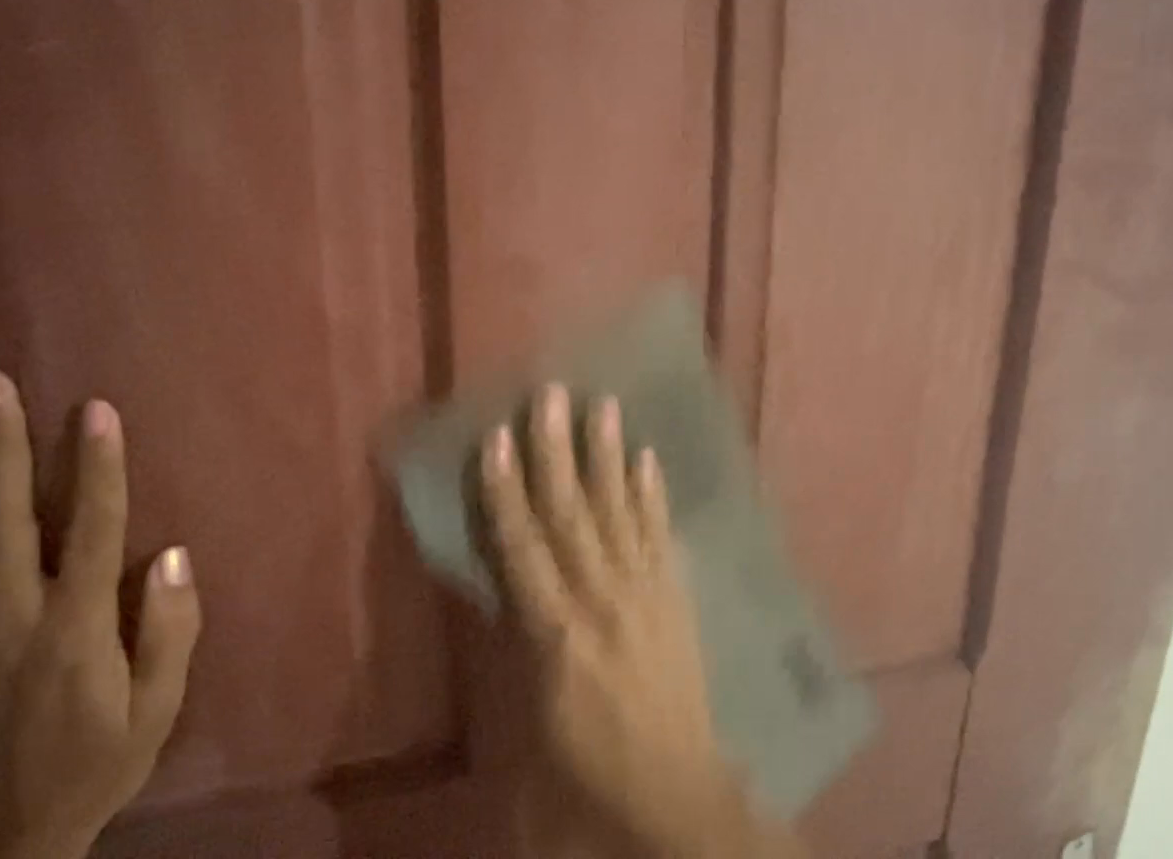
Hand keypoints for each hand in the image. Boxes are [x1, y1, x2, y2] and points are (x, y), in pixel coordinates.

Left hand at [0, 371, 200, 858]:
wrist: (12, 839)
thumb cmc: (99, 759)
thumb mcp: (160, 707)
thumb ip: (169, 630)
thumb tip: (171, 554)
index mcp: (74, 627)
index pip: (93, 530)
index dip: (98, 466)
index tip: (95, 409)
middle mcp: (6, 618)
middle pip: (1, 520)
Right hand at [482, 384, 795, 857]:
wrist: (673, 778)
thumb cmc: (589, 747)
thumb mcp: (539, 699)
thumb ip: (525, 625)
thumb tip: (510, 568)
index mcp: (556, 627)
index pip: (522, 544)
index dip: (506, 488)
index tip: (497, 436)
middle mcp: (601, 596)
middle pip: (572, 512)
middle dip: (557, 451)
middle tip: (551, 394)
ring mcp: (645, 589)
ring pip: (620, 511)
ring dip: (609, 456)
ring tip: (604, 405)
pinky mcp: (676, 593)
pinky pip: (661, 534)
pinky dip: (653, 494)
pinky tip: (648, 457)